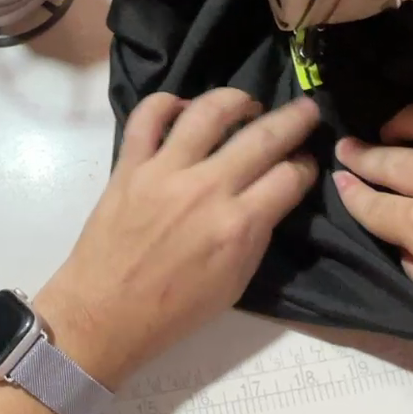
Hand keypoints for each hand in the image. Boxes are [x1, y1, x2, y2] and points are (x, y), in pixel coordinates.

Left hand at [37, 90, 320, 387]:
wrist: (106, 314)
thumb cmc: (175, 309)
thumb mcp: (235, 283)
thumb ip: (257, 234)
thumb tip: (270, 196)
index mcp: (238, 225)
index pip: (290, 177)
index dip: (306, 166)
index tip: (306, 162)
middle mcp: (207, 189)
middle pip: (263, 137)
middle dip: (294, 119)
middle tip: (306, 108)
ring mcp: (165, 172)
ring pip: (207, 112)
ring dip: (235, 99)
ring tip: (247, 102)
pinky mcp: (129, 166)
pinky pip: (147, 117)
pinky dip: (165, 103)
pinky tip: (182, 107)